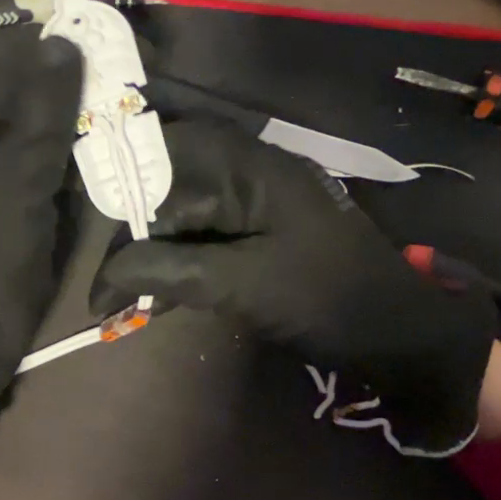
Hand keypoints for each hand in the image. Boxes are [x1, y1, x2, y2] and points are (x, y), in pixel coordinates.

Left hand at [0, 37, 82, 435]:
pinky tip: (80, 155)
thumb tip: (60, 46)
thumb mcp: (16, 197)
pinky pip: (24, 164)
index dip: (37, 51)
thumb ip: (37, 125)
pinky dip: (52, 151)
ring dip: (54, 114)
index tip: (90, 41)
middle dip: (49, 80)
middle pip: (3, 97)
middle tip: (104, 74)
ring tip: (100, 105)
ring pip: (16, 130)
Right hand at [91, 119, 495, 454]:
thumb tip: (105, 279)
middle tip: (115, 280)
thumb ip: (169, 270)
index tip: (102, 253)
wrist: (398, 332)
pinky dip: (182, 260)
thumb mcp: (239, 284)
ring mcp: (261, 200)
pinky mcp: (264, 230)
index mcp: (249, 170)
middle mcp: (251, 171)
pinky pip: (208, 233)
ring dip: (157, 249)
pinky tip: (165, 295)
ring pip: (186, 210)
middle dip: (137, 229)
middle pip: (171, 182)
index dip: (125, 205)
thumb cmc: (322, 299)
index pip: (163, 167)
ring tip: (132, 295)